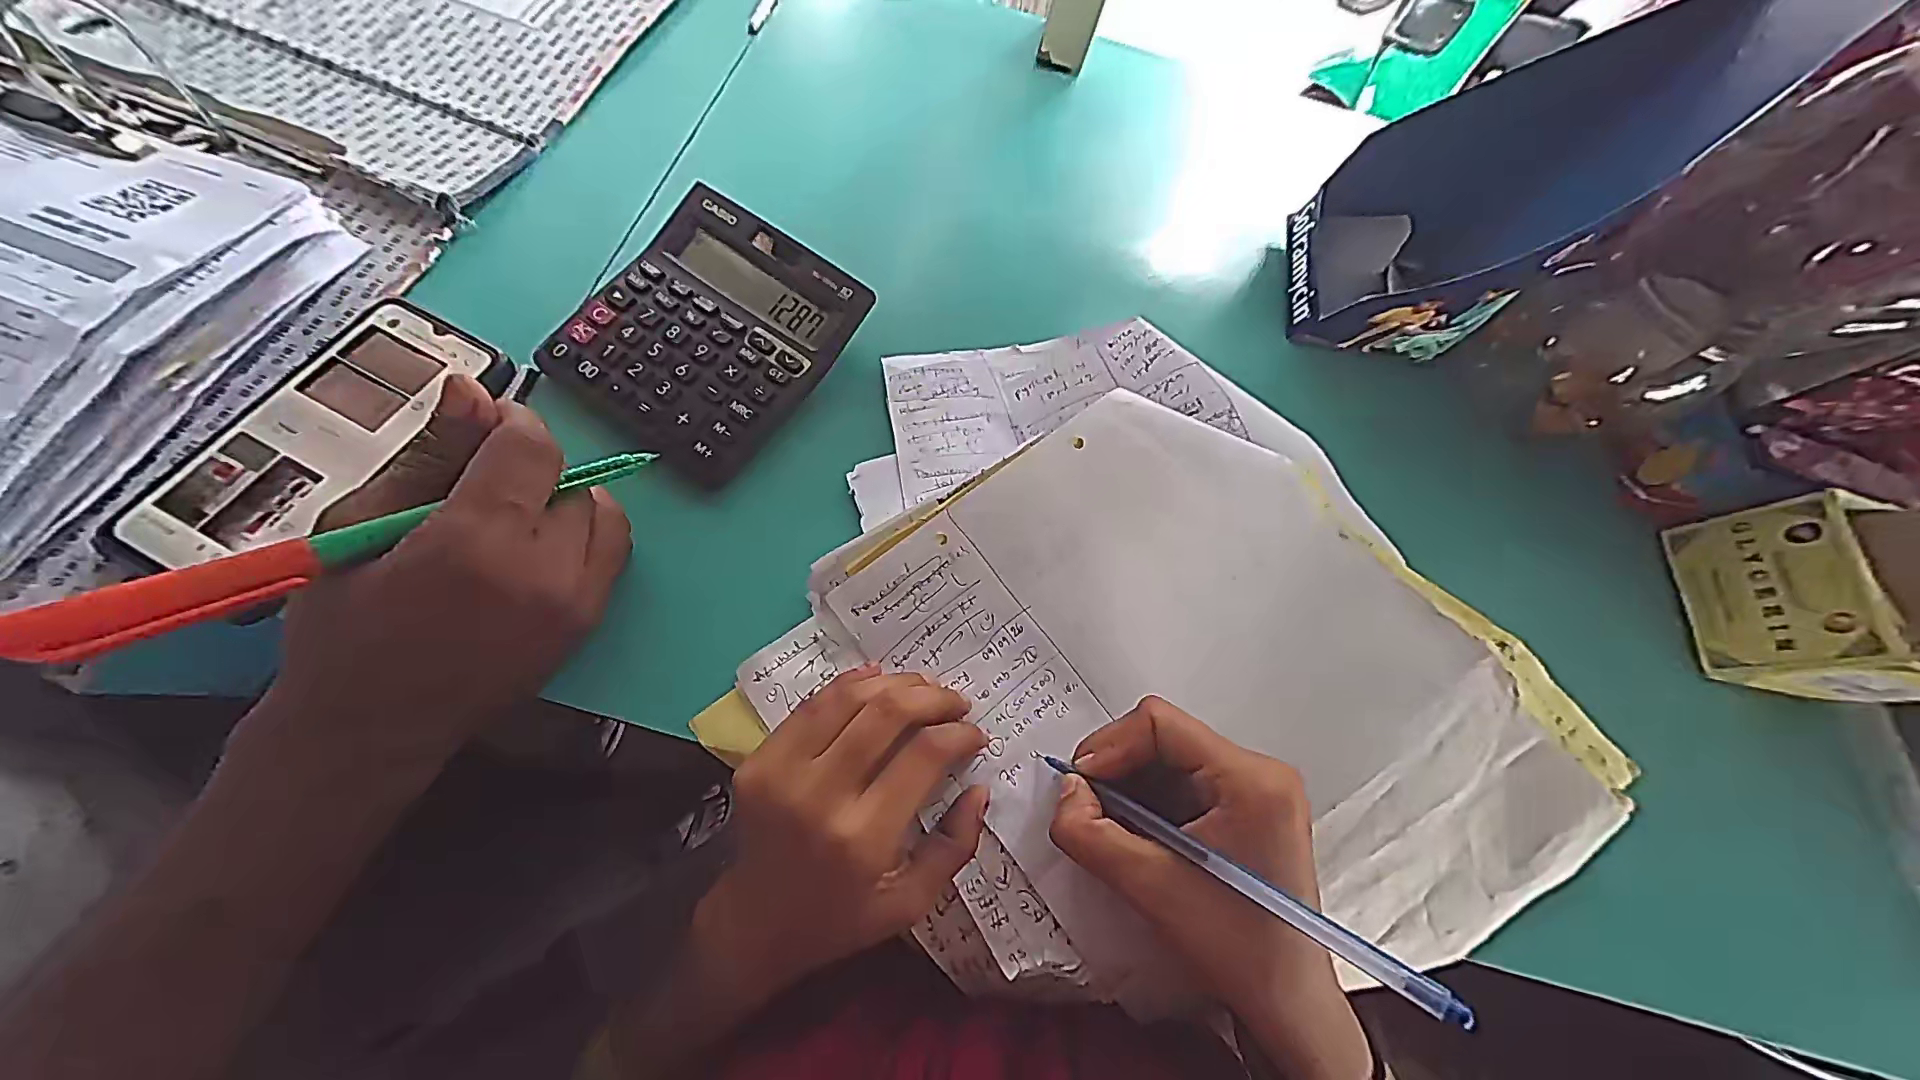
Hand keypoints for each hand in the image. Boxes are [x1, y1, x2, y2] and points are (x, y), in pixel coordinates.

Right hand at [256, 377, 631, 762]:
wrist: (375, 728)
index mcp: (477, 542)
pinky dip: (585, 536)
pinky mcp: (591, 623)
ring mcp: (579, 601)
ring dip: (564, 503)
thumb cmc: (344, 629)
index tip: (485, 427)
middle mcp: (545, 570)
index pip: (534, 449)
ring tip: (510, 522)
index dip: (511, 425)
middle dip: (531, 471)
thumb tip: (474, 391)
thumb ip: (430, 456)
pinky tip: (538, 549)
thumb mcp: (360, 527)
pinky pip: (613, 552)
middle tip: (482, 490)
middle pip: (570, 480)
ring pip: (603, 514)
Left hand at [698, 667, 988, 999]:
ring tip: (923, 687)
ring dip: (895, 683)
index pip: (923, 756)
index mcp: (862, 839)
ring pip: (849, 699)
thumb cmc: (840, 918)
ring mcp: (782, 773)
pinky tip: (877, 679)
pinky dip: (850, 684)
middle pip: (887, 715)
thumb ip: (953, 847)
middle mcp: (820, 797)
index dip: (958, 735)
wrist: (753, 924)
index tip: (975, 734)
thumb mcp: (909, 903)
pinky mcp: (760, 760)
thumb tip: (979, 788)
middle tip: (956, 702)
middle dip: (932, 698)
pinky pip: (812, 704)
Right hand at [1049, 697, 1371, 1079]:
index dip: (1110, 744)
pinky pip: (1179, 777)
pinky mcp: (1243, 804)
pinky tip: (1136, 832)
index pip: (1160, 723)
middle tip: (1088, 801)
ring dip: (1129, 783)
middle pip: (1163, 735)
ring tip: (1112, 824)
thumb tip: (1067, 792)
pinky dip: (1146, 797)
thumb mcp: (1150, 887)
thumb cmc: (1242, 951)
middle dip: (1116, 766)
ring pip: (1167, 755)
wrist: (1285, 1001)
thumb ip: (1091, 834)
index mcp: (1251, 781)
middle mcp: (1259, 773)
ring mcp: (1254, 787)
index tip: (1083, 777)